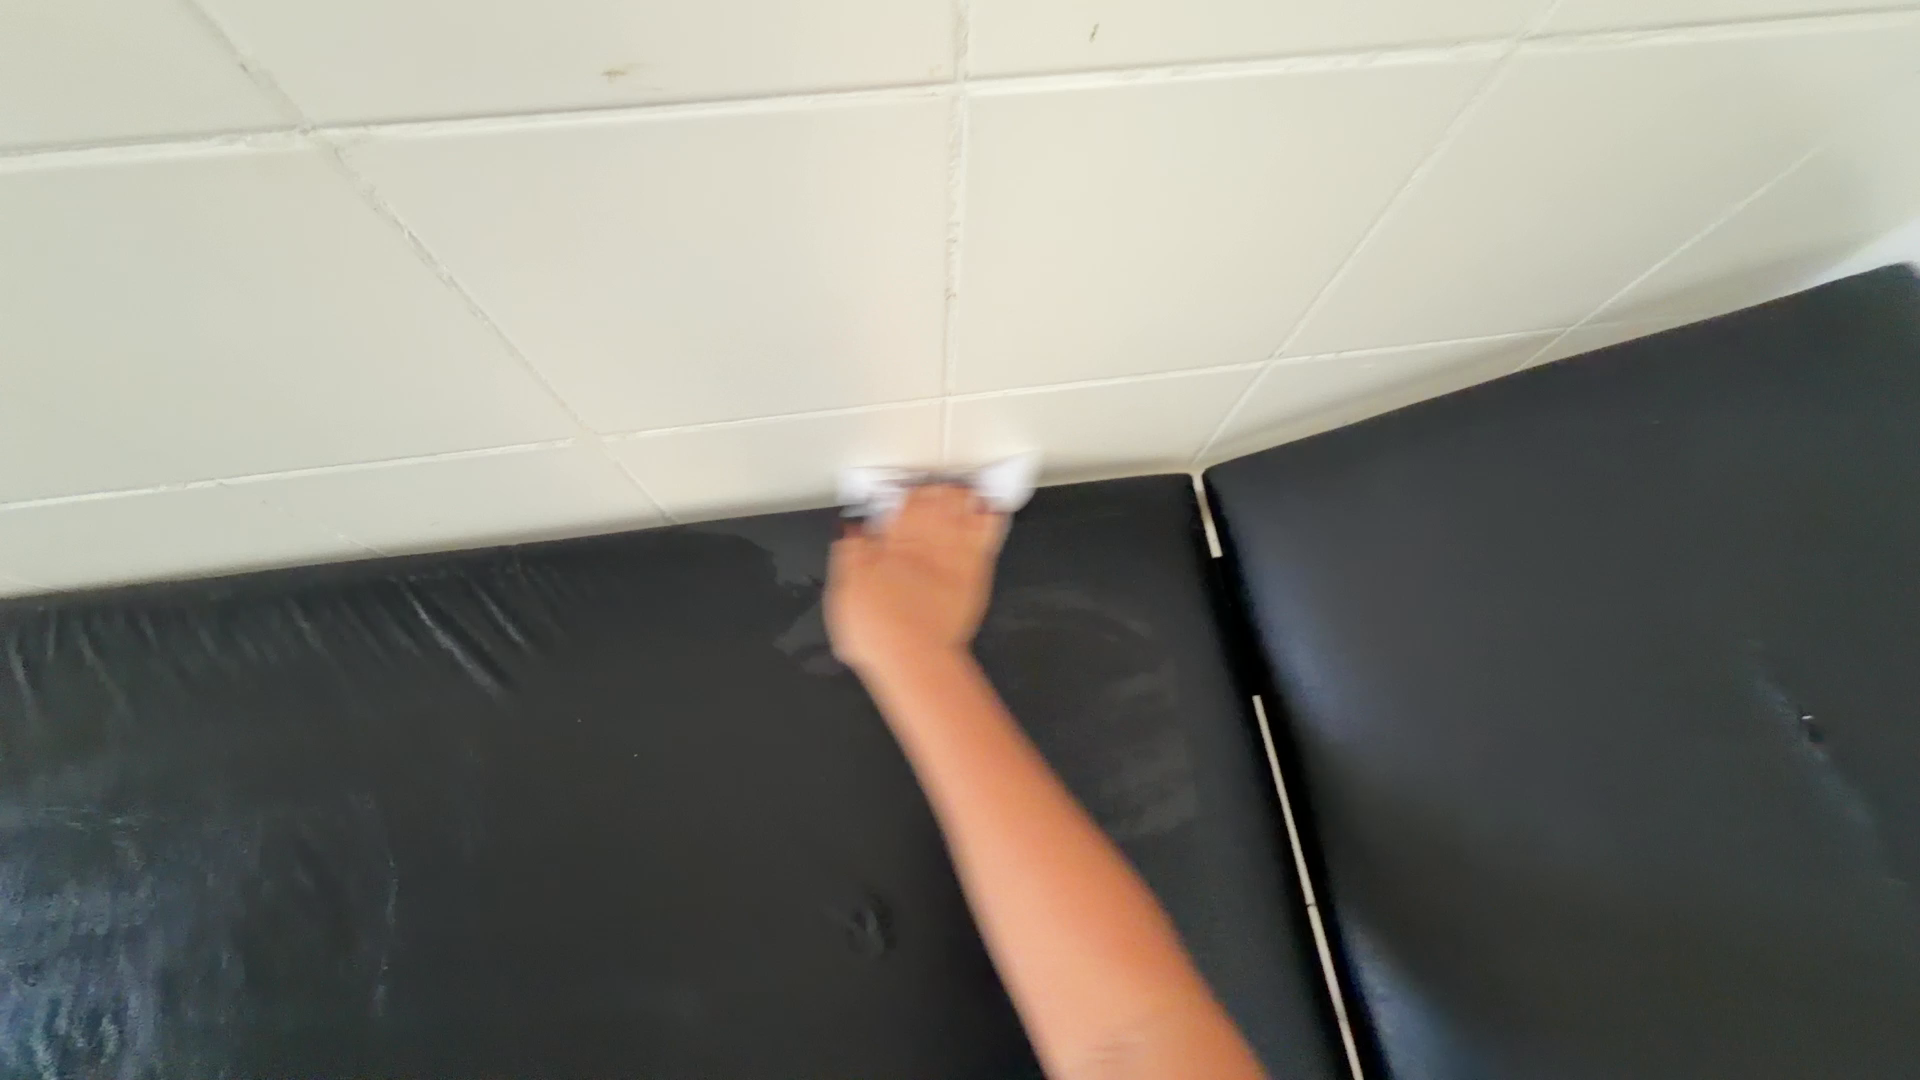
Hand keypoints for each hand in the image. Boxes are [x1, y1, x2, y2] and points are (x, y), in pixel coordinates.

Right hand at [826, 485, 1008, 675]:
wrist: (914, 658)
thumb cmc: (878, 632)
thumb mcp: (847, 592)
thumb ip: (851, 556)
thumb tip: (852, 530)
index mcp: (891, 546)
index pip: (902, 506)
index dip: (908, 492)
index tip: (910, 485)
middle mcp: (924, 546)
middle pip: (934, 507)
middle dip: (938, 491)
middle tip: (940, 481)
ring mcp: (951, 559)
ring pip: (960, 516)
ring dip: (963, 500)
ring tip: (965, 488)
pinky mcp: (972, 576)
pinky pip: (985, 539)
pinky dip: (989, 522)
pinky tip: (992, 511)